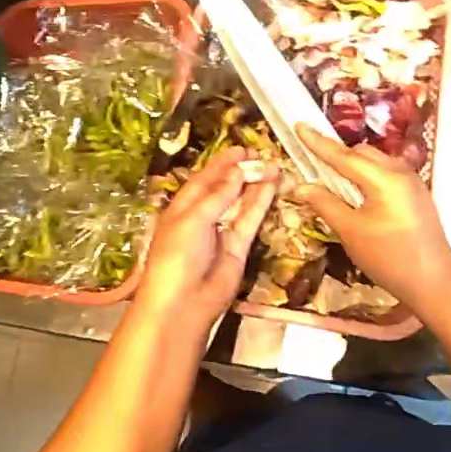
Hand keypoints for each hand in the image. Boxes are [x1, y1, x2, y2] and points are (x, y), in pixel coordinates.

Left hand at [134, 148, 277, 329]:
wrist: (183, 303)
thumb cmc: (177, 256)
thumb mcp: (193, 218)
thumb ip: (219, 195)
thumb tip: (239, 170)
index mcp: (181, 207)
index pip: (203, 179)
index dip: (221, 164)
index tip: (240, 148)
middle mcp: (202, 217)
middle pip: (224, 189)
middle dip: (241, 171)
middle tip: (261, 154)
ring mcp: (221, 232)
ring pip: (241, 203)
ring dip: (255, 184)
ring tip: (273, 165)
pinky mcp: (238, 247)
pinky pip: (250, 220)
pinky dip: (261, 203)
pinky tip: (272, 185)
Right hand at [292, 127, 450, 310]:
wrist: (434, 281)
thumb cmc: (389, 258)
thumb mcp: (350, 232)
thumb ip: (325, 204)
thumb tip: (300, 186)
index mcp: (384, 179)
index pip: (344, 156)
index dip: (318, 142)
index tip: (300, 125)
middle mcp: (400, 173)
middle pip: (362, 153)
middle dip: (337, 154)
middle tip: (312, 159)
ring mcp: (412, 183)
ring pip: (376, 162)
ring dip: (353, 166)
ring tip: (331, 178)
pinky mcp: (416, 195)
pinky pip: (386, 174)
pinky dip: (367, 176)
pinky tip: (356, 193)